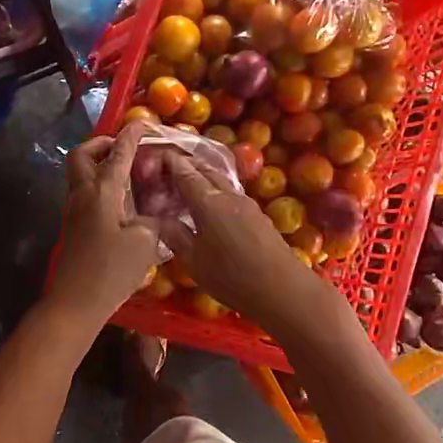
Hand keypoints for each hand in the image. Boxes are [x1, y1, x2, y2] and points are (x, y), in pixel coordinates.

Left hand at [51, 124, 163, 324]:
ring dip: (98, 164)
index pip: (118, 154)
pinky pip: (83, 193)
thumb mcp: (145, 242)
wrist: (75, 303)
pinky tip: (120, 201)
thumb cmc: (111, 270)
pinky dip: (99, 185)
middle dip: (102, 144)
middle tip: (123, 149)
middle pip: (82, 155)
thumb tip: (156, 212)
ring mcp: (74, 211)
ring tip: (126, 172)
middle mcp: (83, 194)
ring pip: (79, 174)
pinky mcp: (73, 227)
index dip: (132, 136)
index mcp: (103, 191)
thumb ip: (153, 220)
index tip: (143, 125)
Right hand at [159, 153, 331, 331]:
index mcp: (208, 203)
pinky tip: (215, 201)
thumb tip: (161, 218)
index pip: (186, 175)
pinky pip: (233, 193)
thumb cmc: (231, 277)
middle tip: (174, 162)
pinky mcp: (259, 216)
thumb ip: (176, 237)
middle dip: (191, 164)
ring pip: (223, 181)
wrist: (282, 287)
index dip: (173, 163)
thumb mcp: (194, 262)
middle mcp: (228, 196)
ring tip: (193, 177)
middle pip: (207, 171)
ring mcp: (247, 204)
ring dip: (207, 175)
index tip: (161, 154)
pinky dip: (219, 189)